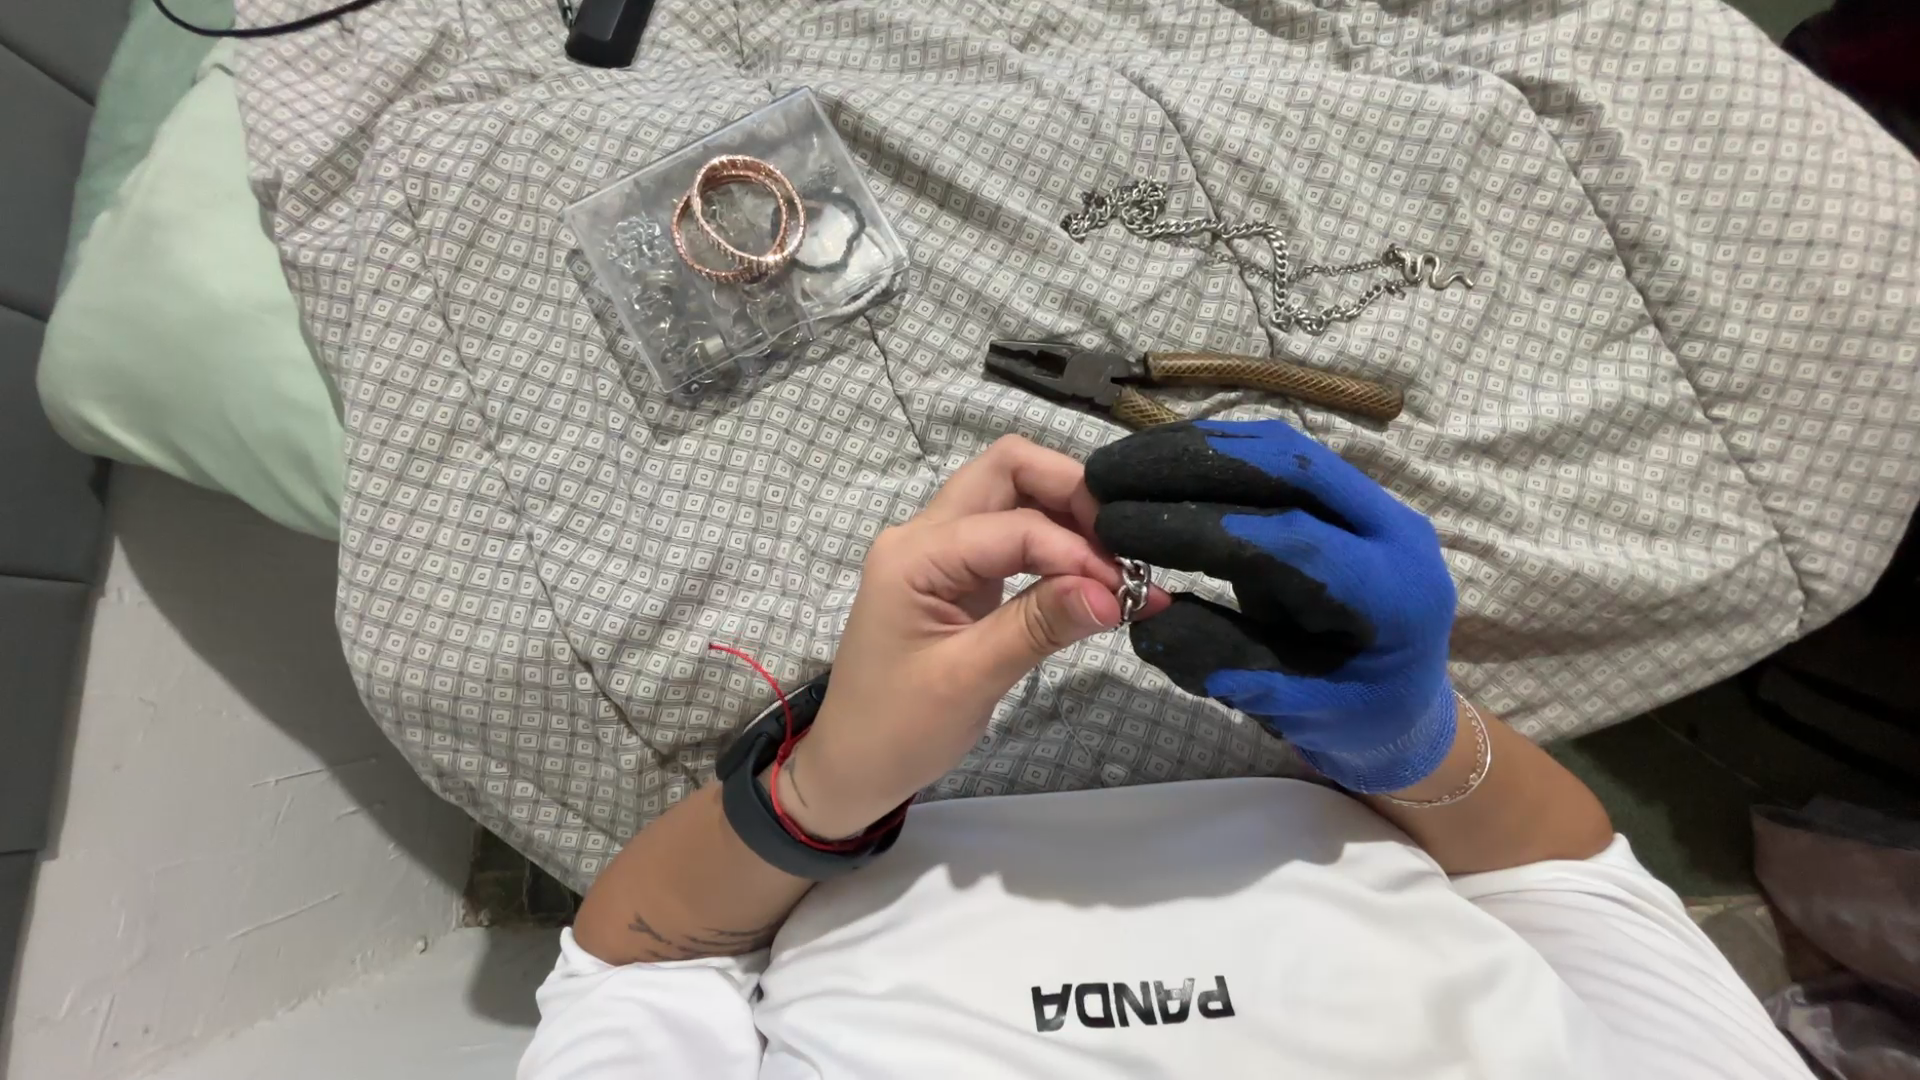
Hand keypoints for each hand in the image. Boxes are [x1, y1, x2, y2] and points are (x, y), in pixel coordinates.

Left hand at [779, 436, 1169, 837]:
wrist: (853, 764)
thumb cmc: (898, 729)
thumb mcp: (970, 679)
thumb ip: (1040, 625)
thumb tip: (1114, 592)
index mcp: (914, 555)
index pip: (1013, 524)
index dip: (1075, 550)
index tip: (1127, 591)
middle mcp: (922, 535)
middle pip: (1006, 470)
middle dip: (1071, 492)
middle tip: (1123, 543)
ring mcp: (937, 550)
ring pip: (1009, 494)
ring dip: (1065, 514)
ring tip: (1114, 561)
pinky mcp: (954, 573)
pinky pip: (1008, 534)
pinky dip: (1051, 543)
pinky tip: (1085, 573)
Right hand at [1085, 420, 1457, 793]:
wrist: (1400, 701)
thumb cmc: (1349, 716)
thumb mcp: (1285, 708)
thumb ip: (1221, 662)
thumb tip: (1142, 618)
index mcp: (1390, 596)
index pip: (1283, 540)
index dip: (1190, 526)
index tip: (1112, 526)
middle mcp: (1392, 530)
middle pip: (1286, 466)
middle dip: (1185, 463)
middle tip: (1105, 474)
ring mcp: (1370, 502)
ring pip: (1277, 447)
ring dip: (1189, 448)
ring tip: (1119, 463)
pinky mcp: (1339, 493)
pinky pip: (1271, 456)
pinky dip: (1206, 452)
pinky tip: (1155, 462)